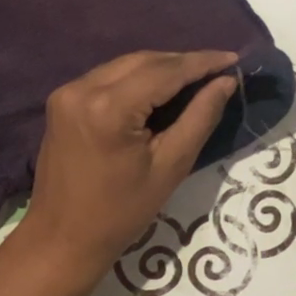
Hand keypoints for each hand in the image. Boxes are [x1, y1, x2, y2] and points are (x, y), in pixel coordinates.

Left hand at [19, 50, 238, 276]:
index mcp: (109, 107)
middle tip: (218, 71)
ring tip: (195, 79)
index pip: (164, 71)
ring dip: (159, 68)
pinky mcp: (61, 100)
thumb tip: (225, 82)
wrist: (62, 237)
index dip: (201, 62)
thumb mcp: (170, 166)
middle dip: (182, 62)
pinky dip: (135, 78)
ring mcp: (67, 92)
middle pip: (142, 61)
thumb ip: (199, 118)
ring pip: (124, 65)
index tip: (234, 58)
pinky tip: (159, 90)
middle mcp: (83, 88)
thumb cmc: (121, 212)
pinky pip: (106, 77)